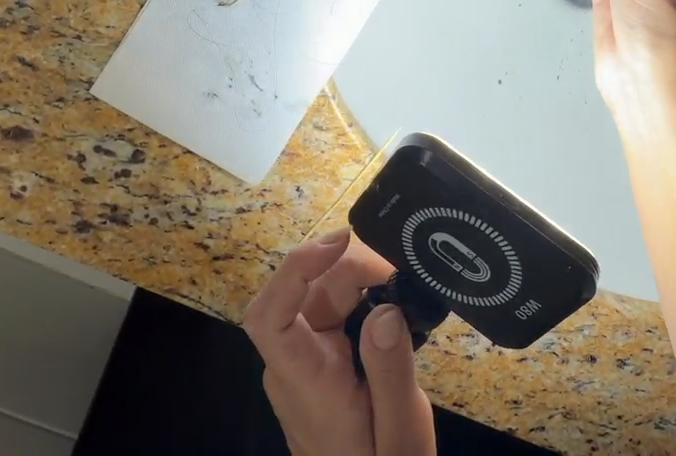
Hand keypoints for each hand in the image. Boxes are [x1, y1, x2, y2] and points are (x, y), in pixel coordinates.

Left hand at [243, 228, 435, 455]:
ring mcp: (304, 359)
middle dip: (354, 270)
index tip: (342, 242)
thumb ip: (391, 372)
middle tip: (404, 274)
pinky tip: (394, 300)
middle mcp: (293, 364)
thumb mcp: (400, 432)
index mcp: (304, 383)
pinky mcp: (319, 357)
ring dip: (362, 281)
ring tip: (405, 286)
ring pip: (322, 295)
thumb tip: (386, 308)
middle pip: (308, 294)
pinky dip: (364, 296)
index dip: (296, 269)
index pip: (269, 318)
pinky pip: (333, 312)